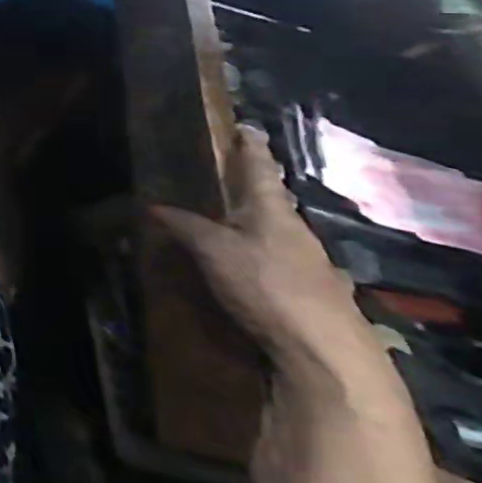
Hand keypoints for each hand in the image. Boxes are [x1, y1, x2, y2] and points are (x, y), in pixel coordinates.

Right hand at [149, 125, 373, 366]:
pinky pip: (281, 264)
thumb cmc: (268, 285)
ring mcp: (312, 267)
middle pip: (273, 204)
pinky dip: (261, 257)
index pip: (260, 171)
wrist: (328, 355)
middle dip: (253, 190)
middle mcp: (298, 233)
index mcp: (275, 213)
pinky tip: (248, 268)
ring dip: (258, 226)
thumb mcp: (212, 250)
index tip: (249, 127)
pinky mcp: (315, 296)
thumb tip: (153, 205)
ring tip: (230, 223)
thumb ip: (184, 224)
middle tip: (230, 176)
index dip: (252, 149)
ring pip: (280, 235)